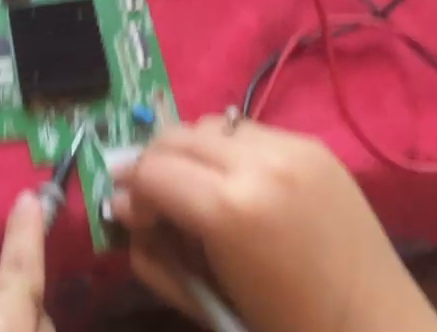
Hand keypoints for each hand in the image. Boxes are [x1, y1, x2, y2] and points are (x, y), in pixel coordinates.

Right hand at [112, 117, 436, 331]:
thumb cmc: (287, 330)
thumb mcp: (208, 302)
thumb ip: (156, 253)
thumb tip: (123, 209)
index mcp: (230, 209)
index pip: (152, 171)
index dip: (128, 189)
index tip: (124, 211)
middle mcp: (258, 162)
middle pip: (176, 135)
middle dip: (153, 162)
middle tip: (148, 195)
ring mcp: (291, 146)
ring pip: (211, 125)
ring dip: (190, 151)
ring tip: (194, 185)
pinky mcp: (313, 144)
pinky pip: (250, 131)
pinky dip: (229, 150)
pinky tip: (237, 181)